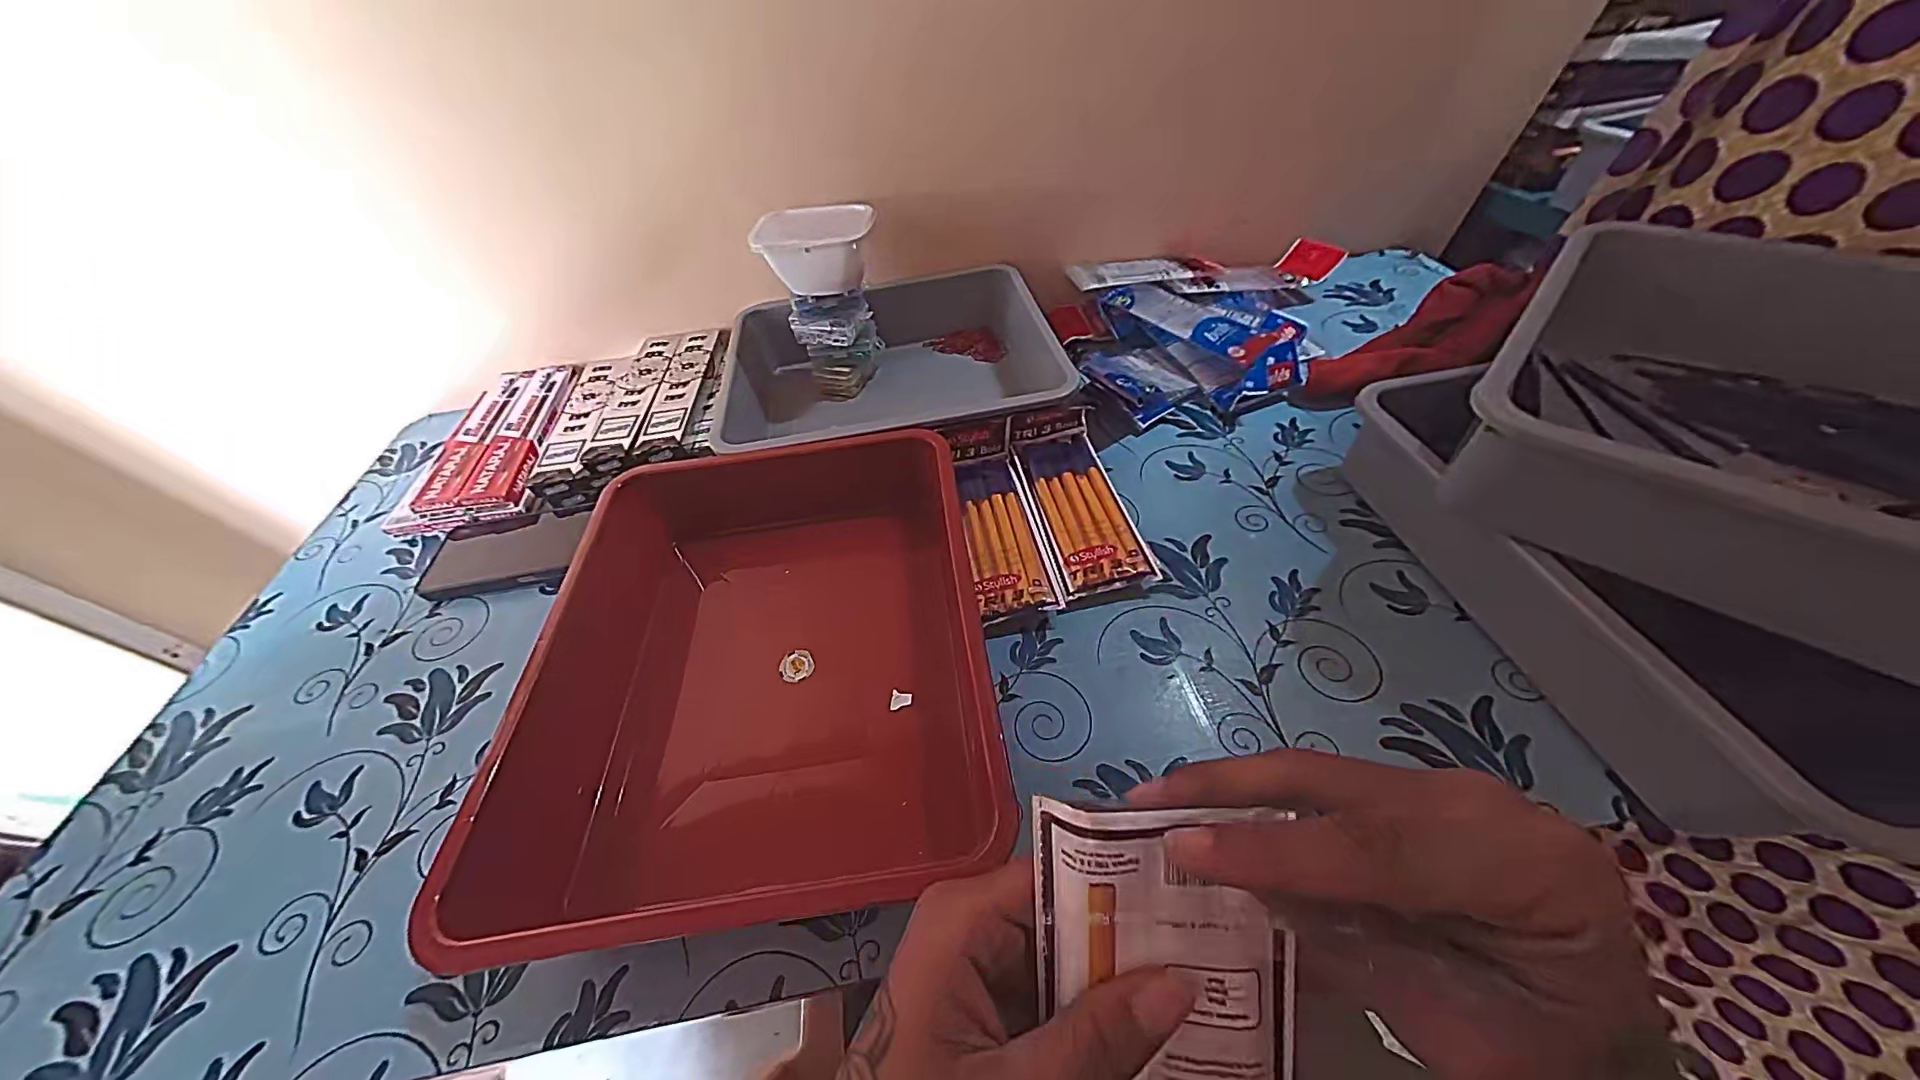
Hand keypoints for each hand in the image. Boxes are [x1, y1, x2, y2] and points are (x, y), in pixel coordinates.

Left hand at [838, 860, 1195, 1079]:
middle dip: (1129, 934)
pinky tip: (1145, 1015)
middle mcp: (971, 917)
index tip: (1184, 890)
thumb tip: (1180, 982)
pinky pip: (1050, 982)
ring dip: (1118, 973)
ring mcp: (979, 953)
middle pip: (1066, 908)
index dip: (1120, 879)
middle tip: (1204, 940)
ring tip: (1193, 976)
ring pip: (1066, 949)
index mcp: (963, 912)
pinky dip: (1092, 1003)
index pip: (1055, 869)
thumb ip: (1095, 1036)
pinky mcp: (986, 989)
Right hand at [1129, 751, 1668, 1079]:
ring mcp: (1441, 788)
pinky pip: (1321, 788)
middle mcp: (1475, 804)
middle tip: (1146, 799)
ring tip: (1163, 798)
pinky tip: (1211, 803)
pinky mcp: (1409, 791)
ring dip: (1232, 783)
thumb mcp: (1459, 1031)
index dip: (1275, 847)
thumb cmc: (1540, 1042)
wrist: (1599, 1019)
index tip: (1186, 851)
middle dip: (1229, 785)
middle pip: (1332, 782)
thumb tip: (1242, 905)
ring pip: (1317, 773)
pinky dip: (1258, 796)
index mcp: (1522, 866)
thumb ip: (1355, 961)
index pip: (1379, 849)